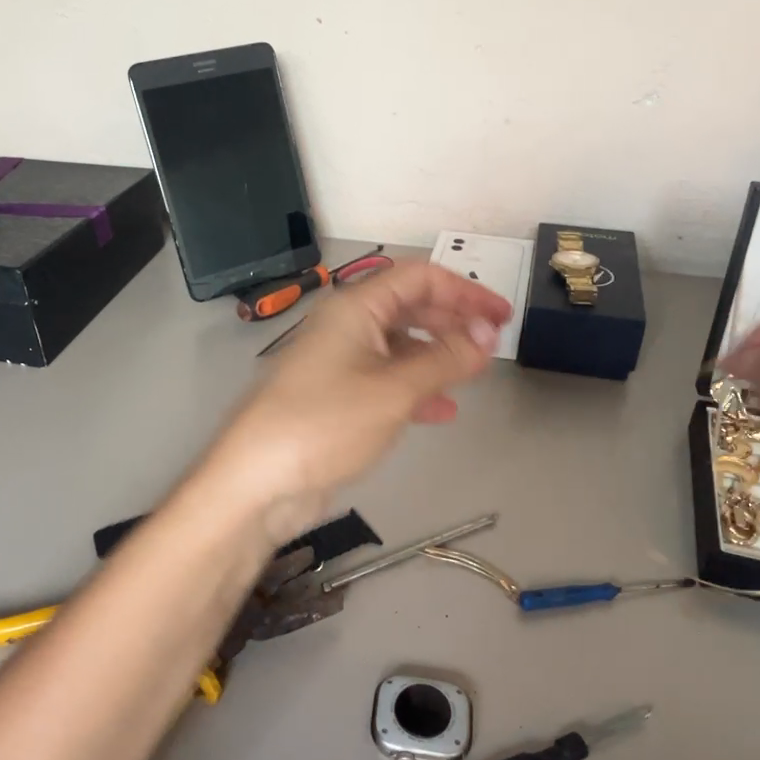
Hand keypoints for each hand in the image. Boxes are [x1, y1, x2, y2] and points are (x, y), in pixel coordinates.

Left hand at [198, 263, 511, 545]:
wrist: (258, 481)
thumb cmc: (324, 424)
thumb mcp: (394, 390)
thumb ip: (446, 359)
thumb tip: (487, 334)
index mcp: (355, 309)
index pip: (418, 278)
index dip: (465, 290)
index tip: (501, 314)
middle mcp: (346, 328)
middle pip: (410, 308)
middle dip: (454, 321)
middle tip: (493, 342)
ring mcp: (339, 364)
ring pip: (400, 347)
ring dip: (438, 356)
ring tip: (473, 375)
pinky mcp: (337, 399)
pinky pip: (386, 381)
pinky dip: (416, 389)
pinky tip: (442, 411)